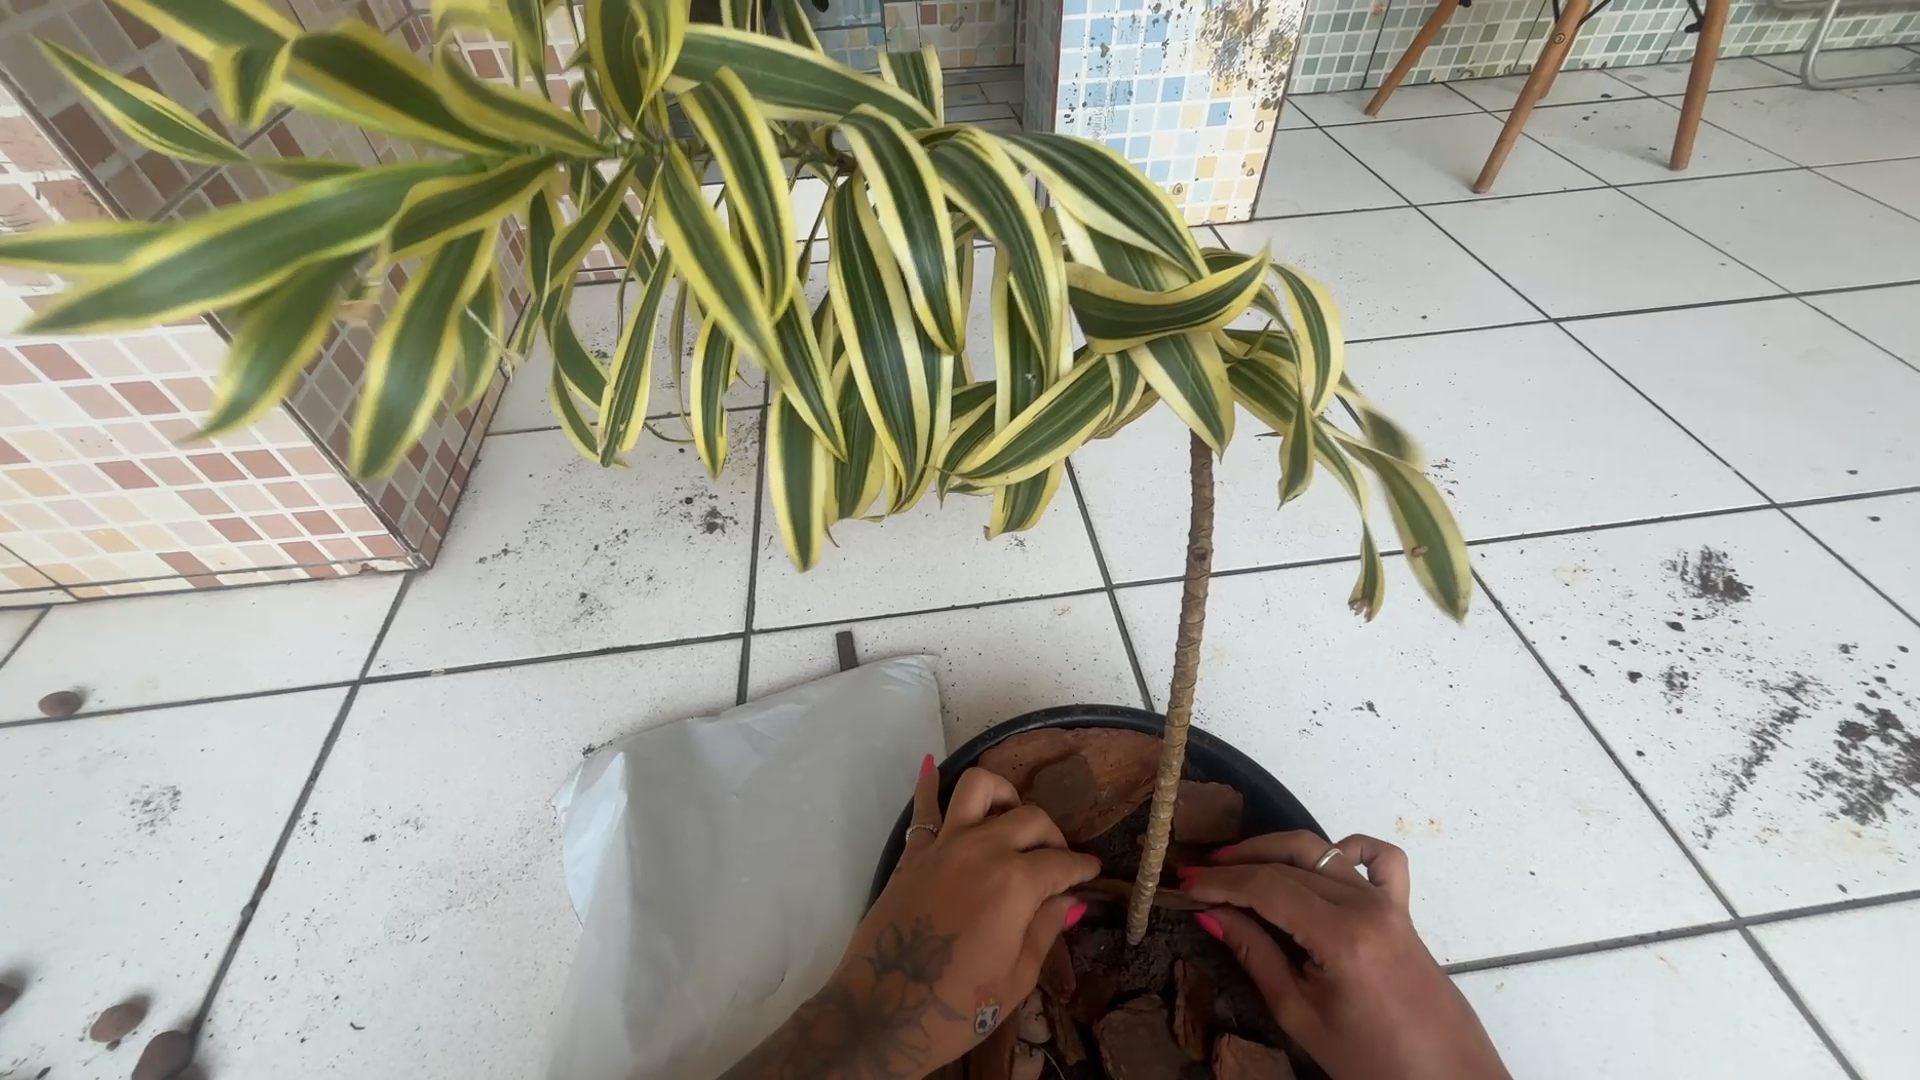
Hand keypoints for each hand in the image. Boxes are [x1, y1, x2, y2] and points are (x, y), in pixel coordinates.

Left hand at [722, 759, 1098, 1079]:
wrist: (882, 1013)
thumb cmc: (957, 1007)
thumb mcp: (1016, 978)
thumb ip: (1046, 929)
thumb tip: (1070, 900)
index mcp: (1016, 882)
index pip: (1061, 863)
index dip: (1082, 868)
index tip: (1092, 871)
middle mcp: (983, 849)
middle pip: (1030, 819)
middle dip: (1052, 836)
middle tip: (1057, 859)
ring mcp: (944, 845)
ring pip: (978, 788)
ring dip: (1002, 794)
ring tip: (1010, 815)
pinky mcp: (914, 852)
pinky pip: (922, 808)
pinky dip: (928, 783)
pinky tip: (933, 766)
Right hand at [1182, 831, 1509, 1079]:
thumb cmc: (1372, 1064)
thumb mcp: (1301, 1017)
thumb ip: (1255, 955)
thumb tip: (1210, 913)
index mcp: (1342, 937)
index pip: (1267, 887)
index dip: (1221, 881)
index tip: (1186, 883)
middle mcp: (1365, 905)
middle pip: (1287, 864)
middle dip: (1236, 865)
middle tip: (1200, 875)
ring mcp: (1388, 902)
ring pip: (1320, 850)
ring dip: (1273, 849)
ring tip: (1236, 861)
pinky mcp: (1404, 909)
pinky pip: (1380, 859)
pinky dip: (1348, 847)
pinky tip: (1320, 860)